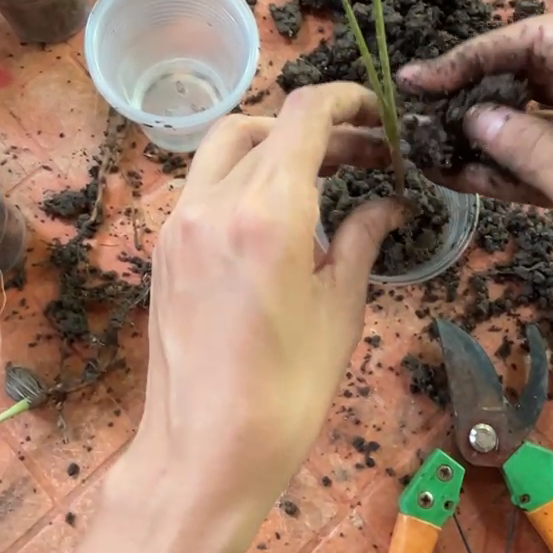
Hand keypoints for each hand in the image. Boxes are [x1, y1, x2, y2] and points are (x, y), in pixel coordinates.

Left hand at [119, 83, 406, 521]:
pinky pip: (204, 186)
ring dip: (273, 146)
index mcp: (268, 211)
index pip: (304, 116)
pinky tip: (274, 217)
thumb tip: (389, 205)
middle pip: (263, 125)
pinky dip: (243, 178)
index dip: (346, 101)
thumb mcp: (341, 309)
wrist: (204, 451)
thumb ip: (363, 240)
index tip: (376, 116)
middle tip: (361, 158)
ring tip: (318, 179)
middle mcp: (214, 201)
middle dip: (316, 129)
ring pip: (225, 148)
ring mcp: (179, 222)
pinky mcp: (163, 247)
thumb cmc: (288, 390)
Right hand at [397, 15, 552, 380]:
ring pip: (551, 127)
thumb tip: (473, 116)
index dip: (481, 53)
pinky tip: (468, 177)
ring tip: (431, 148)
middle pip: (548, 80)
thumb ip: (533, 151)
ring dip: (496, 138)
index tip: (426, 78)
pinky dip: (521, 172)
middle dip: (484, 93)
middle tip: (420, 112)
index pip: (551, 41)